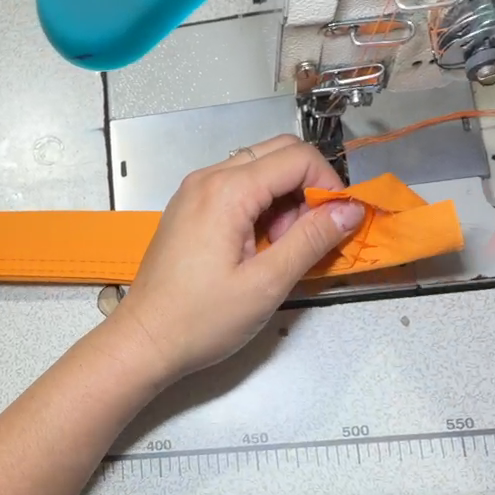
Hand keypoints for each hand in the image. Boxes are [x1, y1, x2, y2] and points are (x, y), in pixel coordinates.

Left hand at [108, 135, 364, 381]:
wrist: (144, 340)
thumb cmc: (200, 320)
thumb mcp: (265, 285)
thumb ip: (310, 241)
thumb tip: (349, 211)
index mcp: (226, 191)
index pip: (297, 158)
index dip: (328, 185)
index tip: (338, 222)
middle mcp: (207, 179)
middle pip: (277, 154)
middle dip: (306, 188)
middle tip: (308, 236)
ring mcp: (193, 192)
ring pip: (257, 170)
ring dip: (283, 199)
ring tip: (280, 249)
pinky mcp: (188, 210)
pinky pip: (235, 189)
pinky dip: (258, 207)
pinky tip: (256, 248)